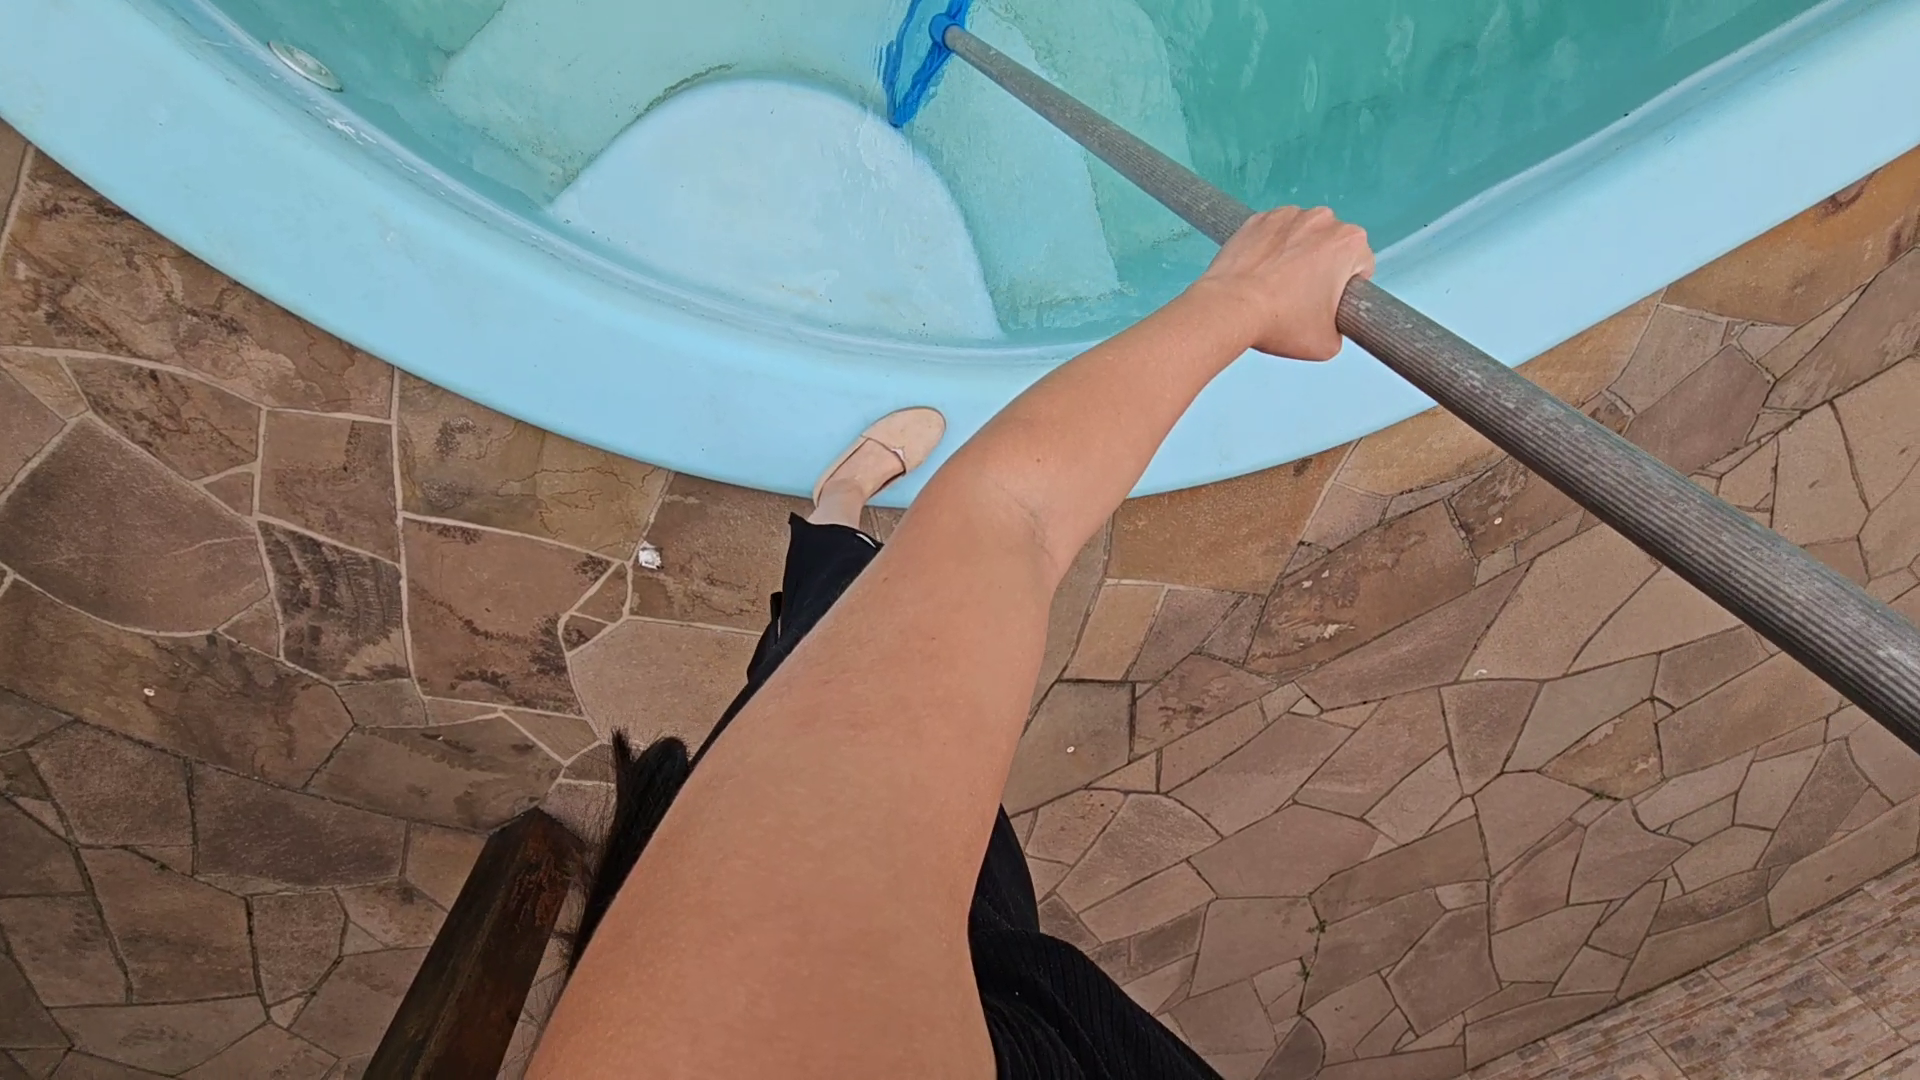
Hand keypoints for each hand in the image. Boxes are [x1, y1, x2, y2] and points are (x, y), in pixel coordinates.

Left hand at [1190, 206, 1374, 360]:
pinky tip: (1257, 274)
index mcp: (1350, 242)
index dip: (1345, 289)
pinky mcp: (1257, 220)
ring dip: (1294, 256)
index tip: (1325, 303)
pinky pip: (1271, 235)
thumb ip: (1341, 331)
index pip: (1360, 266)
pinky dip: (1267, 250)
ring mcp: (1287, 215)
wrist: (1228, 309)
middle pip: (1331, 248)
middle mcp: (1323, 219)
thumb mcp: (1326, 344)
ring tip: (1273, 287)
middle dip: (1320, 269)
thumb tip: (1332, 328)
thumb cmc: (1277, 322)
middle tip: (1297, 299)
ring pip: (1301, 238)